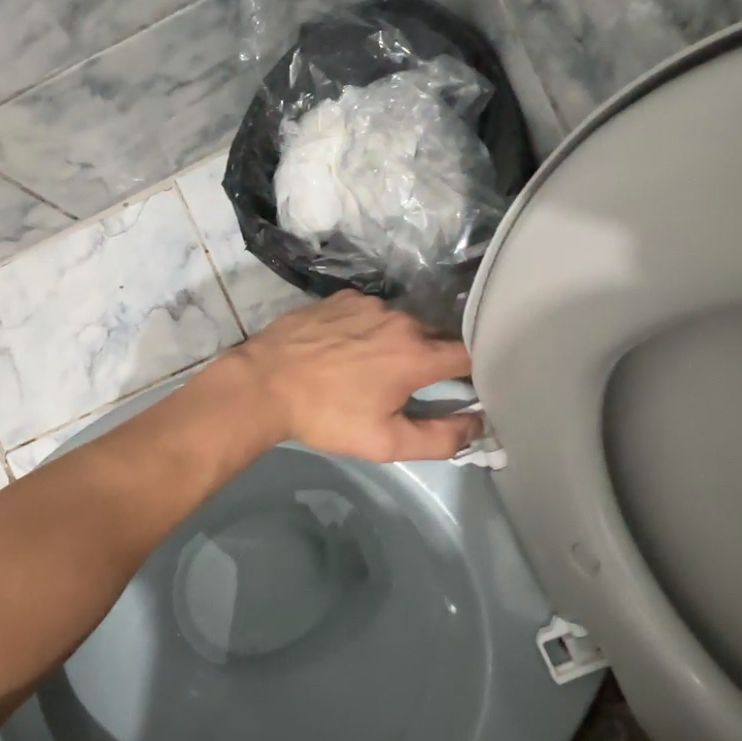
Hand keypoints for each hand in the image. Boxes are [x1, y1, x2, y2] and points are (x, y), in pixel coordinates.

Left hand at [222, 291, 480, 461]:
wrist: (264, 384)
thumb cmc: (327, 417)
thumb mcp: (386, 442)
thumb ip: (440, 438)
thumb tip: (477, 423)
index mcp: (418, 354)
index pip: (469, 353)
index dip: (474, 370)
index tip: (466, 387)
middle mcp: (401, 320)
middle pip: (435, 337)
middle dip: (433, 360)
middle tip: (413, 386)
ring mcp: (369, 304)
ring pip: (400, 324)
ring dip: (397, 343)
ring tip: (371, 368)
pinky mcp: (341, 298)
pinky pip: (369, 313)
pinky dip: (367, 329)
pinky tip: (345, 350)